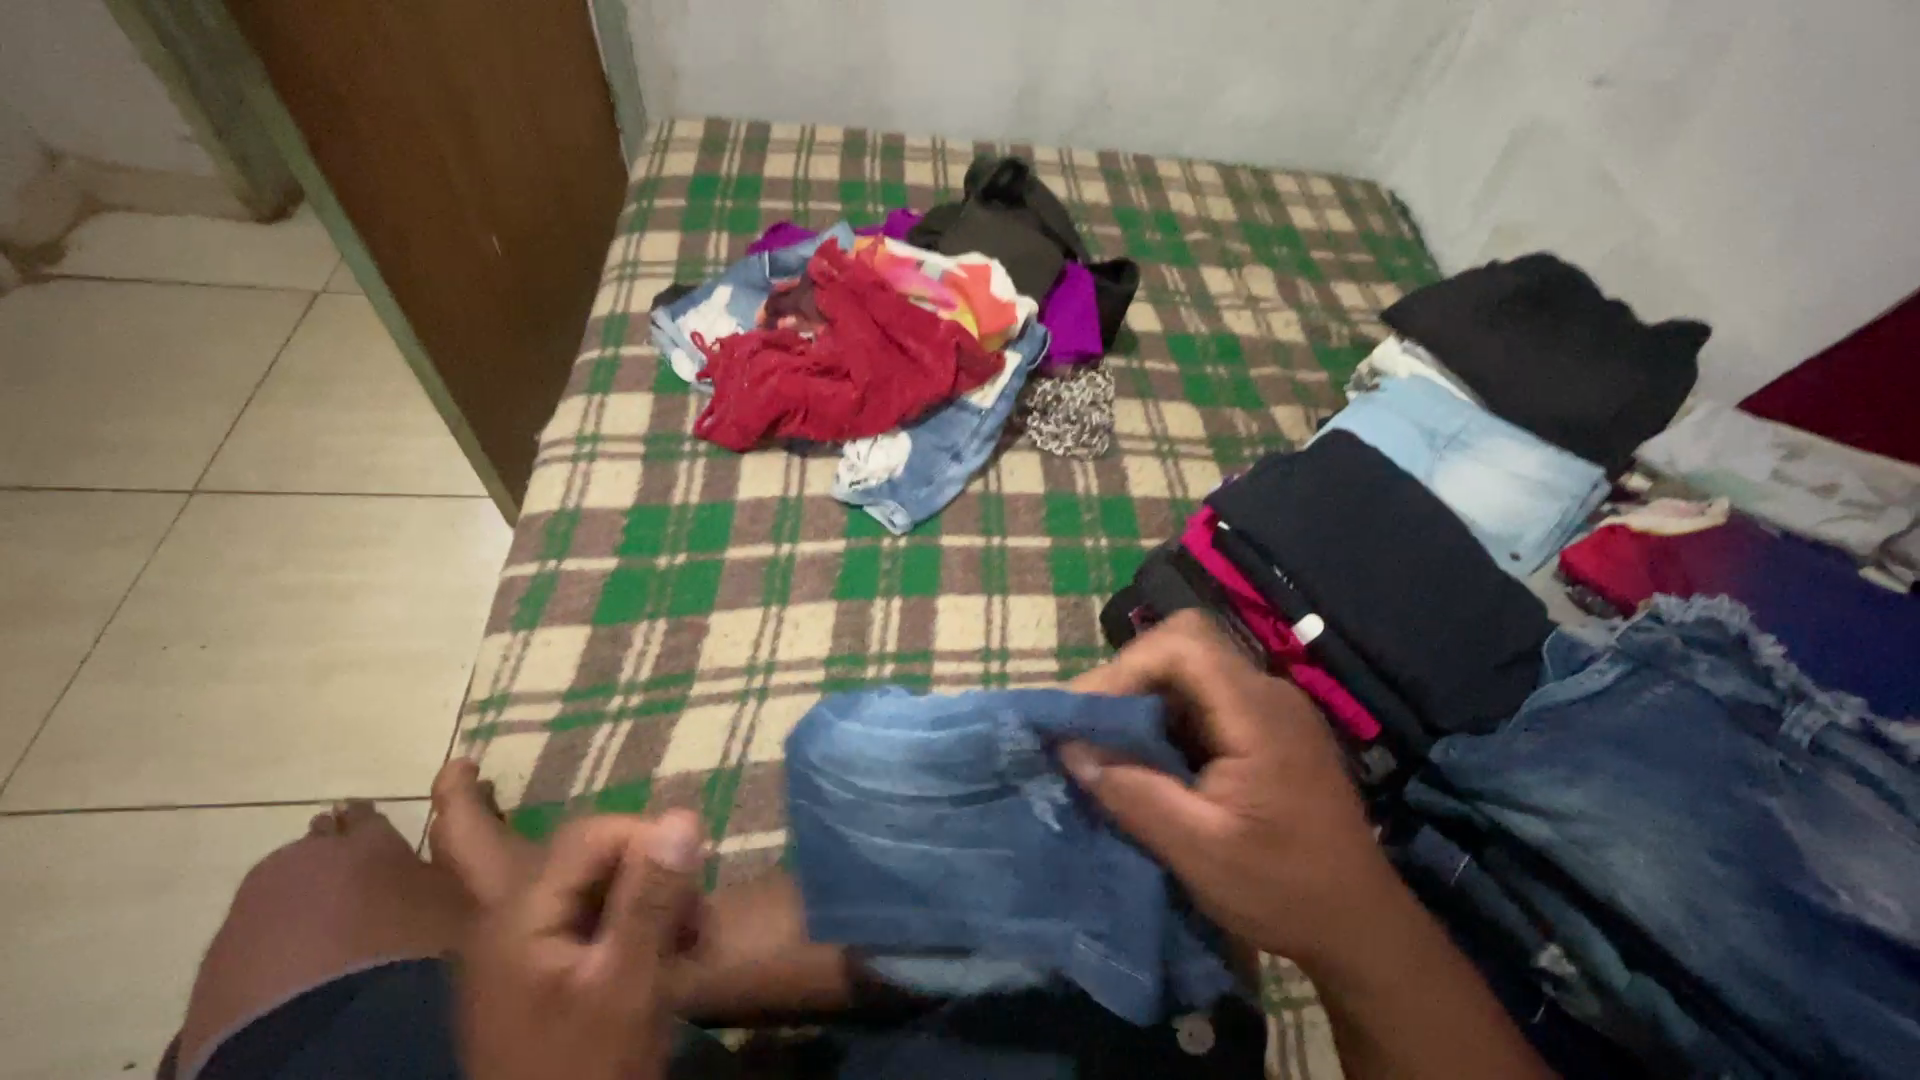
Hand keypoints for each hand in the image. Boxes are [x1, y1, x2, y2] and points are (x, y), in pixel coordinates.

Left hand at [457, 811, 702, 1079]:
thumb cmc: (585, 1072)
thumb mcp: (629, 985)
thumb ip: (652, 898)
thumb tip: (683, 815)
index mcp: (520, 914)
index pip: (592, 835)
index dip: (649, 841)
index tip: (695, 876)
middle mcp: (513, 920)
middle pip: (596, 860)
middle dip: (655, 876)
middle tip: (697, 918)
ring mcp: (526, 950)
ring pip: (602, 892)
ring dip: (653, 905)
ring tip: (690, 944)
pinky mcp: (543, 975)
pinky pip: (596, 926)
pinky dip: (637, 932)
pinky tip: (667, 961)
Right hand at [1061, 611, 1399, 967]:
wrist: (1361, 927)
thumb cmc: (1284, 890)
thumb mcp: (1196, 850)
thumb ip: (1131, 793)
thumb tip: (1068, 748)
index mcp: (1257, 712)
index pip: (1183, 643)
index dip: (1125, 667)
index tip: (1087, 717)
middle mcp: (1267, 694)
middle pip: (1183, 648)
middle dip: (1126, 682)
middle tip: (1086, 730)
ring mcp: (1271, 710)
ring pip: (1189, 674)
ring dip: (1141, 704)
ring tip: (1105, 749)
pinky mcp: (1267, 732)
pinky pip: (1203, 703)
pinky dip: (1164, 723)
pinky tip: (1146, 764)